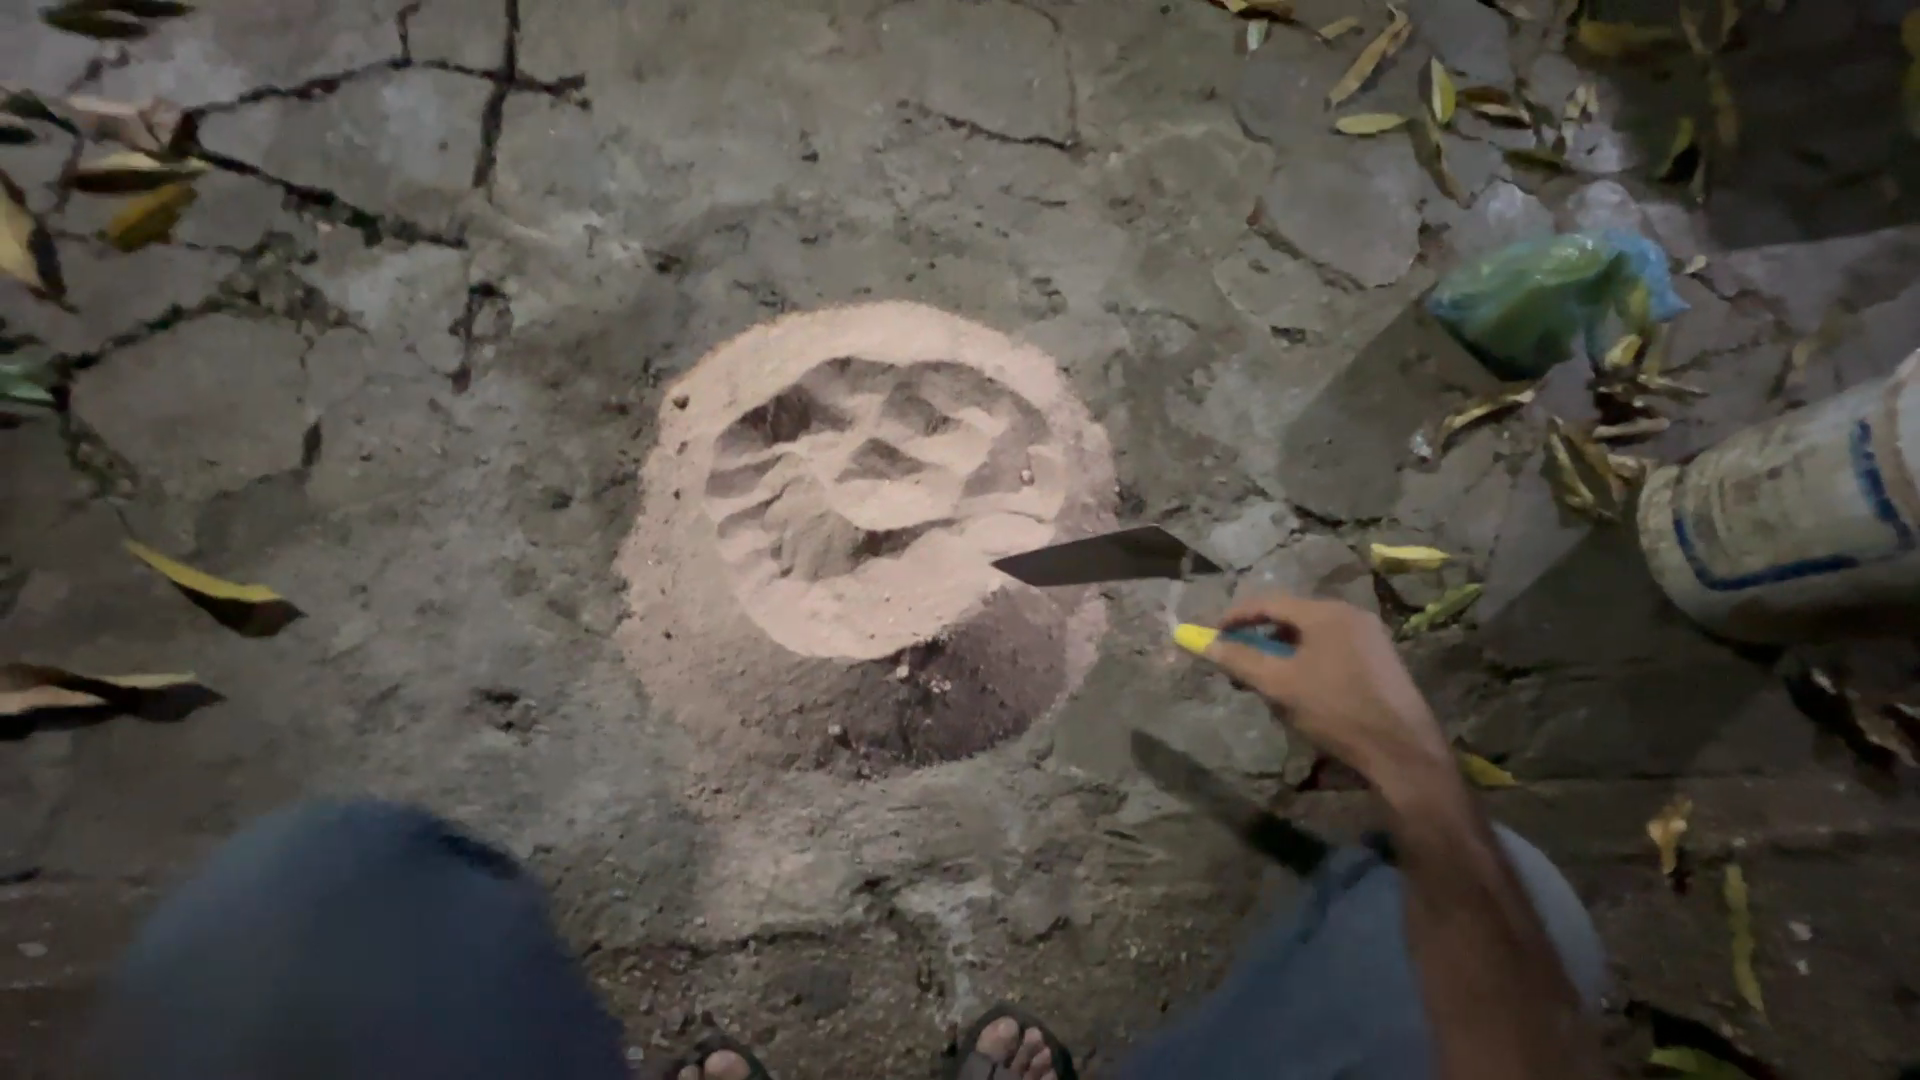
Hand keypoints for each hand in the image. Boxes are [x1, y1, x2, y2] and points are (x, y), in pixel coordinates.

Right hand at [1193, 592, 1450, 782]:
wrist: (1402, 752)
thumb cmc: (1336, 710)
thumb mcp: (1279, 684)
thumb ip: (1239, 659)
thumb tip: (1202, 642)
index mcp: (1326, 613)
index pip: (1268, 602)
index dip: (1235, 616)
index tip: (1212, 635)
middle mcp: (1350, 614)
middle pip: (1290, 615)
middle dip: (1258, 636)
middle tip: (1236, 659)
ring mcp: (1369, 636)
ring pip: (1310, 633)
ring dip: (1281, 650)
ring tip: (1264, 677)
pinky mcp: (1379, 659)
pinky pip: (1330, 647)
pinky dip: (1305, 658)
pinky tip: (1299, 686)